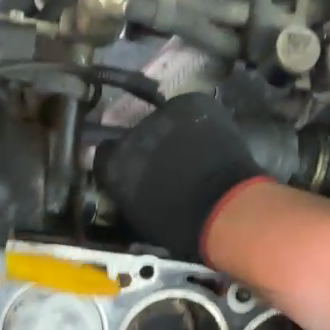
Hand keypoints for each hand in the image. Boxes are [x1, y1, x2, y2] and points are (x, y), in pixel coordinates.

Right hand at [97, 92, 268, 265]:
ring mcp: (163, 114)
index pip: (104, 155)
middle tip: (163, 164)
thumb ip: (128, 193)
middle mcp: (131, 134)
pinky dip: (195, 122)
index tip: (132, 173)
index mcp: (114, 165)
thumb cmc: (181, 227)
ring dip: (169, 132)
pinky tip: (206, 138)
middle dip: (144, 146)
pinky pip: (188, 111)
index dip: (119, 163)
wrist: (225, 207)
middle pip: (133, 134)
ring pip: (161, 120)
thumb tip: (130, 186)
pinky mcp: (192, 102)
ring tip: (188, 150)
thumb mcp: (141, 216)